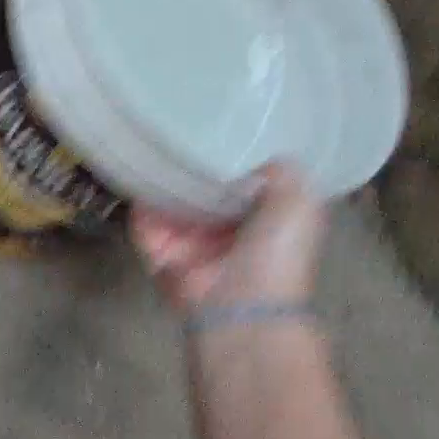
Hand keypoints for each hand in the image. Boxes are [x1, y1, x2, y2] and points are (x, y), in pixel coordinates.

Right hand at [129, 162, 328, 311]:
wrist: (240, 301)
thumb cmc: (276, 254)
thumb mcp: (298, 209)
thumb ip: (283, 177)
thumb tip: (260, 159)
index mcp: (260, 220)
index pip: (242, 186)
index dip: (233, 165)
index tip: (220, 138)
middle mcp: (223, 229)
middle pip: (200, 192)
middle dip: (190, 172)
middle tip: (178, 142)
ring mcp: (188, 240)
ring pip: (168, 205)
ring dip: (160, 186)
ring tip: (154, 156)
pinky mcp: (157, 250)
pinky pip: (144, 224)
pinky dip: (141, 209)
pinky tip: (140, 185)